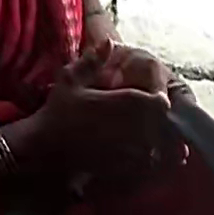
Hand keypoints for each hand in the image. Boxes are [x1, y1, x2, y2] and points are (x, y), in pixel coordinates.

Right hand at [16, 44, 185, 175]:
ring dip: (164, 149)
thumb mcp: (71, 79)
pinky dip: (152, 166)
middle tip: (167, 126)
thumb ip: (92, 61)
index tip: (157, 102)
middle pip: (165, 129)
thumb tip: (108, 43)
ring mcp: (127, 153)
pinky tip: (149, 162)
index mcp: (123, 103)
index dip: (161, 102)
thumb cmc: (58, 113)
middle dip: (168, 127)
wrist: (46, 149)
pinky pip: (146, 169)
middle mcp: (130, 129)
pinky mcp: (122, 172)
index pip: (160, 102)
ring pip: (160, 151)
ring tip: (164, 146)